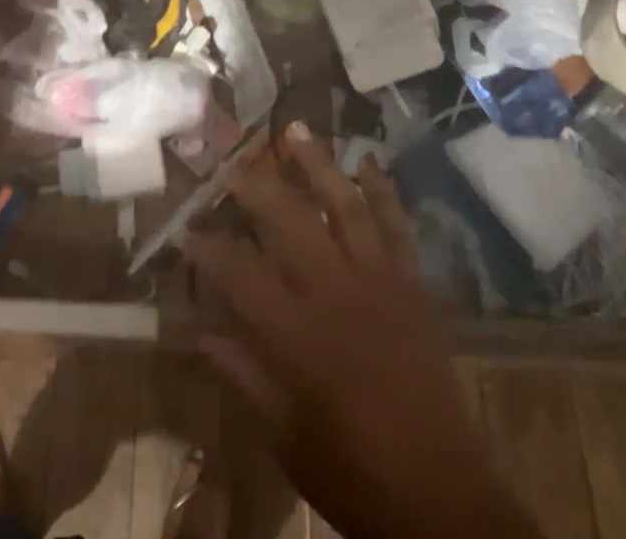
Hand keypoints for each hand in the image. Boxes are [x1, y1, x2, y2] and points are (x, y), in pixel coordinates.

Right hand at [188, 123, 539, 538]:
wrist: (441, 495)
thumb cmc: (352, 470)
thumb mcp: (284, 433)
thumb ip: (243, 374)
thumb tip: (200, 334)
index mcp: (298, 336)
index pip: (240, 274)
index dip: (208, 248)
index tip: (184, 228)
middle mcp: (338, 297)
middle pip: (291, 224)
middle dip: (258, 184)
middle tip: (231, 155)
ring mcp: (382, 286)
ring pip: (346, 210)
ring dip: (319, 166)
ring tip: (295, 129)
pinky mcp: (414, 291)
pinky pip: (397, 231)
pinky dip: (383, 193)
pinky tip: (368, 163)